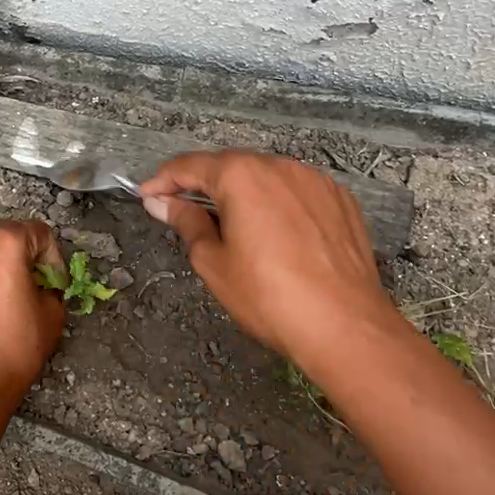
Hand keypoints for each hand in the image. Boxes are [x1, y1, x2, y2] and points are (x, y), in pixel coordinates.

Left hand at [0, 218, 65, 396]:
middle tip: (44, 285)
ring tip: (22, 296)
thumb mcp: (53, 311)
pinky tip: (2, 306)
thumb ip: (53, 287)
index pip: (40, 232)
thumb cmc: (18, 340)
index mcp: (6, 243)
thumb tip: (47, 287)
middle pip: (14, 236)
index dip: (55, 256)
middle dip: (32, 257)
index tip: (57, 282)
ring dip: (11, 266)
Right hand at [139, 151, 395, 361]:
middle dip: (203, 185)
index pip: (190, 166)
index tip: (147, 196)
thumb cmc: (269, 297)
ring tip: (231, 224)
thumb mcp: (213, 262)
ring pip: (266, 177)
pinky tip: (274, 232)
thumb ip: (186, 222)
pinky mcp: (341, 201)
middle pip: (230, 167)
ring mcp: (315, 181)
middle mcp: (279, 166)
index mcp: (241, 175)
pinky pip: (297, 192)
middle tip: (182, 211)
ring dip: (243, 193)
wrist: (348, 329)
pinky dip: (277, 203)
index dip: (163, 180)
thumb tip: (161, 202)